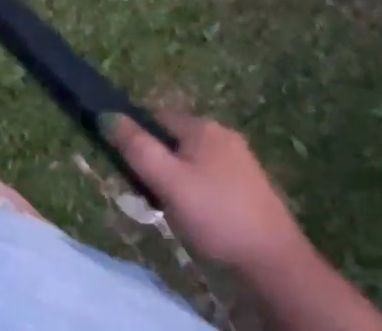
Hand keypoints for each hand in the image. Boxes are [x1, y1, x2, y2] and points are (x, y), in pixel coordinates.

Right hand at [108, 111, 310, 272]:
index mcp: (203, 127)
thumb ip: (135, 146)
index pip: (152, 115)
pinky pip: (206, 177)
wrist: (275, 265)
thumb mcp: (167, 181)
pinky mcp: (247, 187)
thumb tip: (105, 114)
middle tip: (144, 191)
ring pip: (188, 160)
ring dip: (171, 178)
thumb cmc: (215, 216)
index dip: (133, 135)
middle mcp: (222, 136)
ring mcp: (238, 161)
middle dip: (153, 160)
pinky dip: (193, 190)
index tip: (124, 164)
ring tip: (166, 206)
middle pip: (170, 138)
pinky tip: (193, 215)